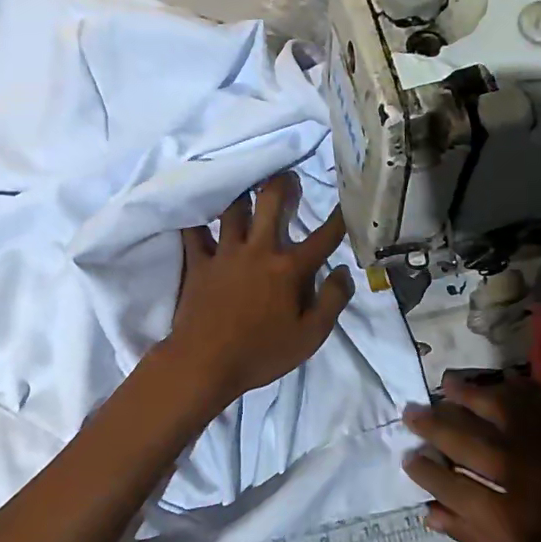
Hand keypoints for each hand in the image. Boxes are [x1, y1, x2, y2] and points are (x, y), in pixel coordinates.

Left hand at [163, 173, 353, 405]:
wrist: (204, 364)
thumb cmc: (261, 353)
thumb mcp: (310, 337)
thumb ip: (332, 301)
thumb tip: (343, 272)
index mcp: (289, 268)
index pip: (323, 237)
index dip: (339, 219)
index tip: (347, 203)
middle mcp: (258, 250)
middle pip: (270, 203)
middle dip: (283, 184)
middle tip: (288, 177)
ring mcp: (225, 254)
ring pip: (233, 210)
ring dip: (242, 197)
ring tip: (247, 190)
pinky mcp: (199, 264)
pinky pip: (193, 234)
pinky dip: (196, 223)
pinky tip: (196, 214)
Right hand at [402, 373, 540, 541]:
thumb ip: (475, 540)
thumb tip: (431, 513)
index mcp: (512, 522)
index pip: (454, 487)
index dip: (426, 472)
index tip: (407, 457)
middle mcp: (528, 480)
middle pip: (472, 442)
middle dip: (436, 425)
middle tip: (410, 411)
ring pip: (506, 412)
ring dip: (474, 394)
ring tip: (447, 383)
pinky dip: (524, 390)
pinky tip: (505, 382)